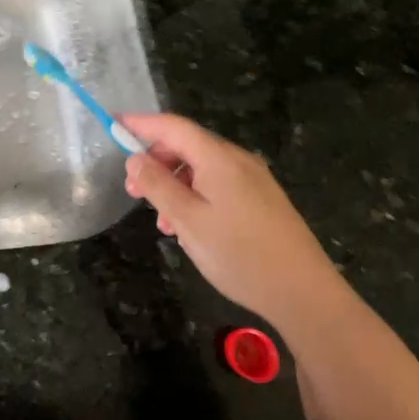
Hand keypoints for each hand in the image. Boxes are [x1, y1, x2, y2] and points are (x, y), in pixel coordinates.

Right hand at [121, 113, 344, 324]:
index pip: (172, 126)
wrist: (306, 296)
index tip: (112, 125)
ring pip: (201, 170)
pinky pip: (218, 186)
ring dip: (174, 185)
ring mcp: (254, 182)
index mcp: (219, 158)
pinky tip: (189, 229)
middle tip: (132, 190)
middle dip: (155, 162)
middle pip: (187, 146)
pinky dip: (195, 197)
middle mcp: (238, 161)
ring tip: (161, 220)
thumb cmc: (240, 254)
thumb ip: (157, 185)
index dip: (141, 123)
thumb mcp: (188, 220)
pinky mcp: (263, 203)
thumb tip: (135, 158)